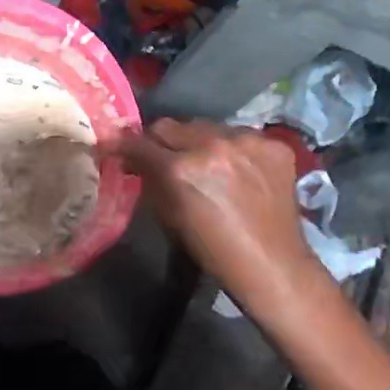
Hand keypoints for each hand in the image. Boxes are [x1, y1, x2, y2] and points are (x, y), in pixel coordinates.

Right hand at [107, 119, 317, 303]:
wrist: (272, 264)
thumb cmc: (213, 248)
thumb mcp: (169, 215)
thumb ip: (150, 180)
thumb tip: (134, 160)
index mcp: (182, 169)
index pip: (140, 142)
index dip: (123, 145)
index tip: (115, 147)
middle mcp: (213, 145)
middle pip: (171, 126)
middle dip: (162, 142)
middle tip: (164, 158)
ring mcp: (248, 141)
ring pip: (208, 127)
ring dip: (200, 142)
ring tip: (208, 164)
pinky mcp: (274, 144)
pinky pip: (240, 136)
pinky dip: (233, 149)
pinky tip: (239, 170)